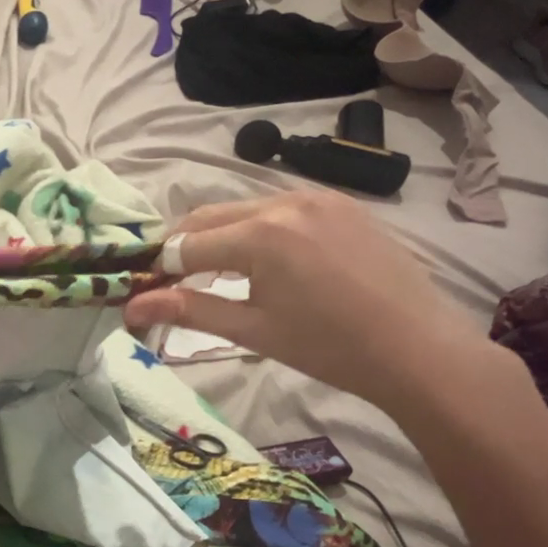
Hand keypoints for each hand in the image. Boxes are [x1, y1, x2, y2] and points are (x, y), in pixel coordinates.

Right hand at [125, 192, 503, 409]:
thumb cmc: (328, 347)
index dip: (158, 270)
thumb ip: (187, 310)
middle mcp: (283, 202)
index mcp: (259, 235)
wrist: (418, 349)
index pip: (184, 245)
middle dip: (183, 247)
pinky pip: (280, 208)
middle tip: (171, 283)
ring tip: (218, 274)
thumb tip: (129, 308)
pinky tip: (265, 262)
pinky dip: (258, 229)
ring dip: (219, 236)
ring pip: (242, 209)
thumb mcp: (251, 330)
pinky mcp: (341, 204)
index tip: (144, 292)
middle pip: (207, 217)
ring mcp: (316, 197)